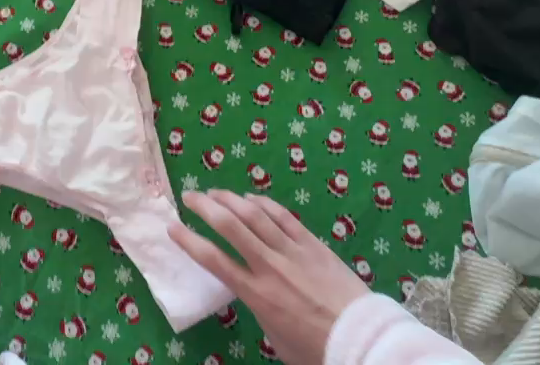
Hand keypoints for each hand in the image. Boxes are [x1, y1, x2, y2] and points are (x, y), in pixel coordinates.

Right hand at [168, 190, 370, 364]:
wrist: (366, 343)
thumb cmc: (319, 351)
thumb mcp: (278, 339)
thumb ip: (260, 310)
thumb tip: (254, 294)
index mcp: (257, 294)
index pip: (213, 260)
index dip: (189, 241)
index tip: (172, 228)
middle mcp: (270, 266)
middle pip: (230, 226)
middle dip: (204, 207)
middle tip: (189, 196)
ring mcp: (292, 252)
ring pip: (254, 215)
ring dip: (230, 199)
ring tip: (214, 191)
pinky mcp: (313, 244)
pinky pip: (283, 216)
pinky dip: (263, 204)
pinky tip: (250, 198)